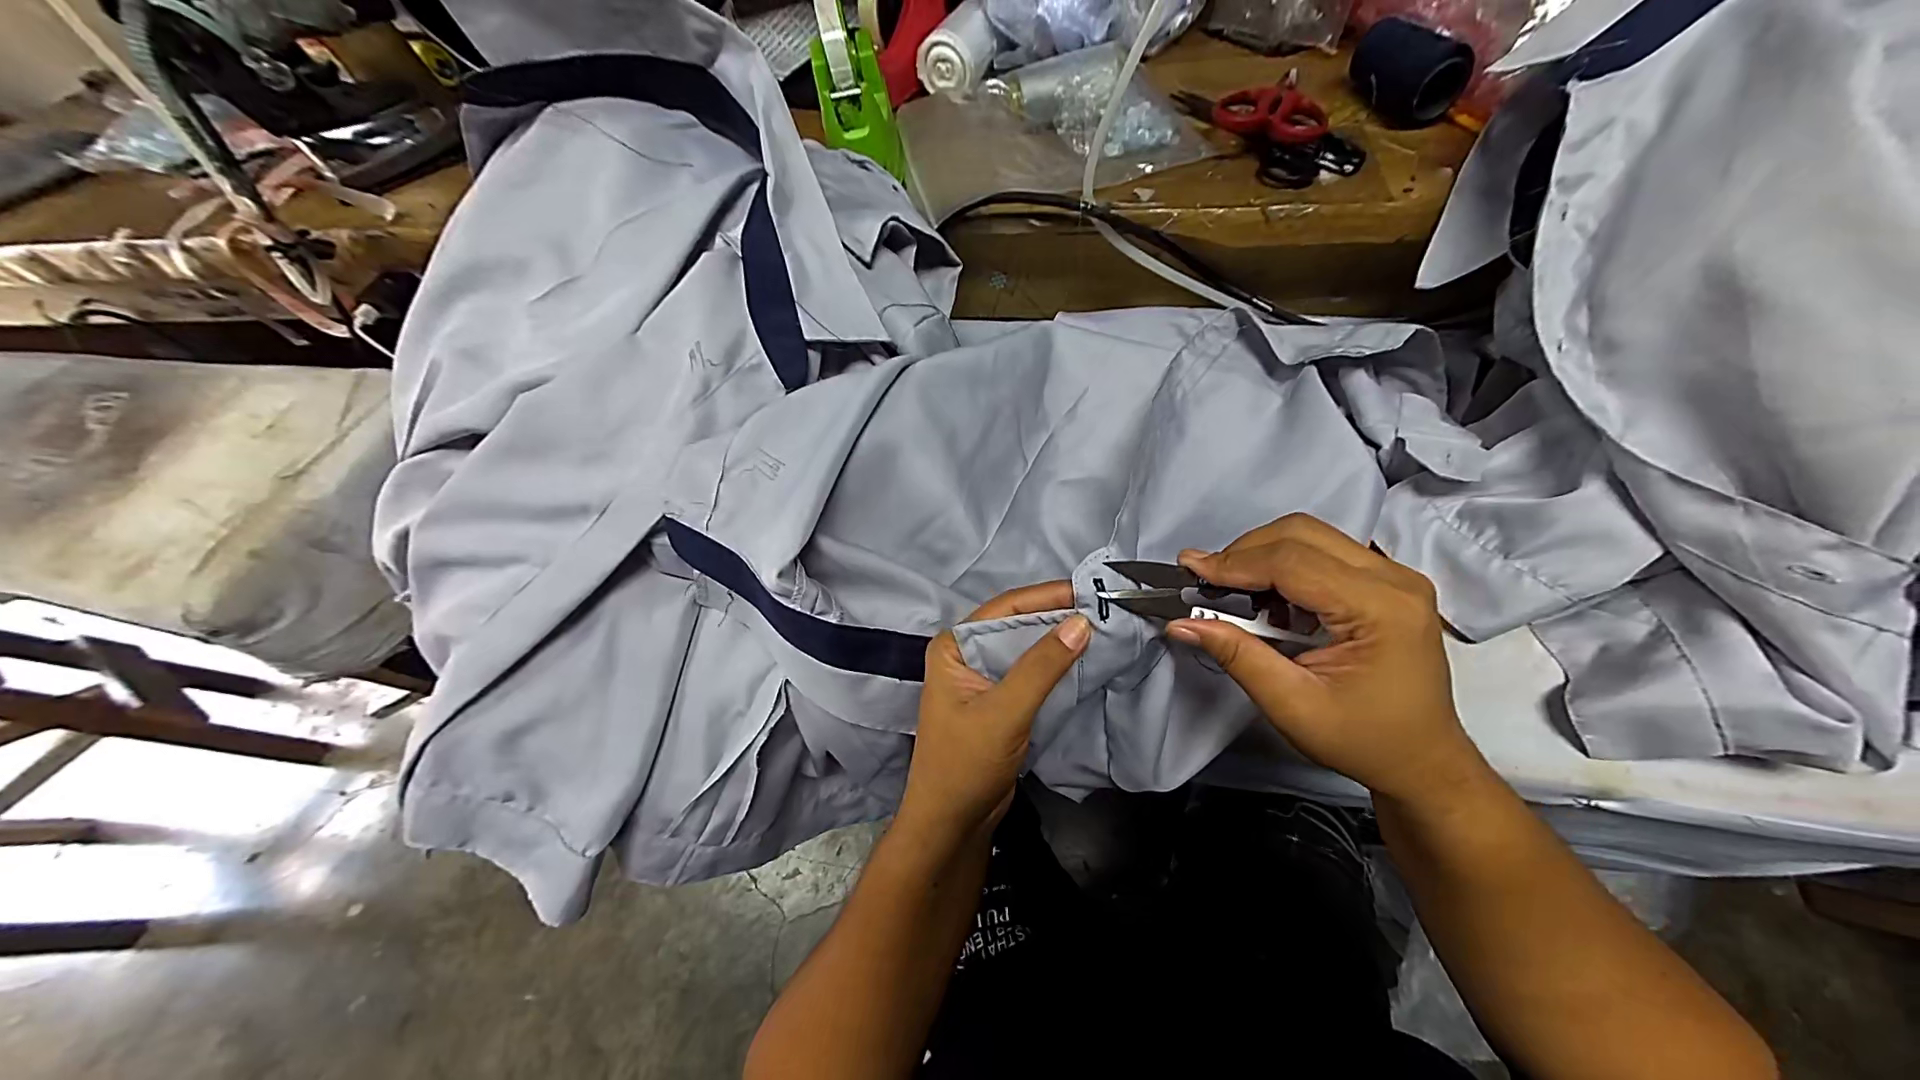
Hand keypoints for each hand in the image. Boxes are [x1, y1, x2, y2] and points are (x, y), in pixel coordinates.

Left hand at [898, 582, 1089, 845]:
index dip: (1047, 597)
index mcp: (954, 646)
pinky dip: (1056, 665)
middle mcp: (966, 654)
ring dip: (1060, 640)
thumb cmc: (965, 764)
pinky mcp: (1000, 700)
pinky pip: (1031, 672)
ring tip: (1102, 629)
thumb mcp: (1004, 712)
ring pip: (1027, 647)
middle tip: (1104, 608)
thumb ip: (1041, 667)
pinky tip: (1084, 660)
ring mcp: (983, 678)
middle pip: (1017, 624)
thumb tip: (1081, 623)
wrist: (951, 822)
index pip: (1005, 608)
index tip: (1090, 592)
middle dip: (1057, 616)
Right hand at [1167, 514, 1487, 803]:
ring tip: (1233, 592)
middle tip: (1207, 581)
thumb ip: (1237, 655)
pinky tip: (1269, 599)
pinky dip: (1285, 564)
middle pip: (1302, 534)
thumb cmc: (1363, 740)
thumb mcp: (1291, 705)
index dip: (1235, 563)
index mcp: (1381, 610)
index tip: (1190, 570)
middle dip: (1245, 552)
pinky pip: (1324, 551)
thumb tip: (1183, 623)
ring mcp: (1396, 576)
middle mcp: (1395, 581)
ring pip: (1312, 535)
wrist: (1422, 759)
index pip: (1293, 562)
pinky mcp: (1387, 581)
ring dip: (1263, 555)